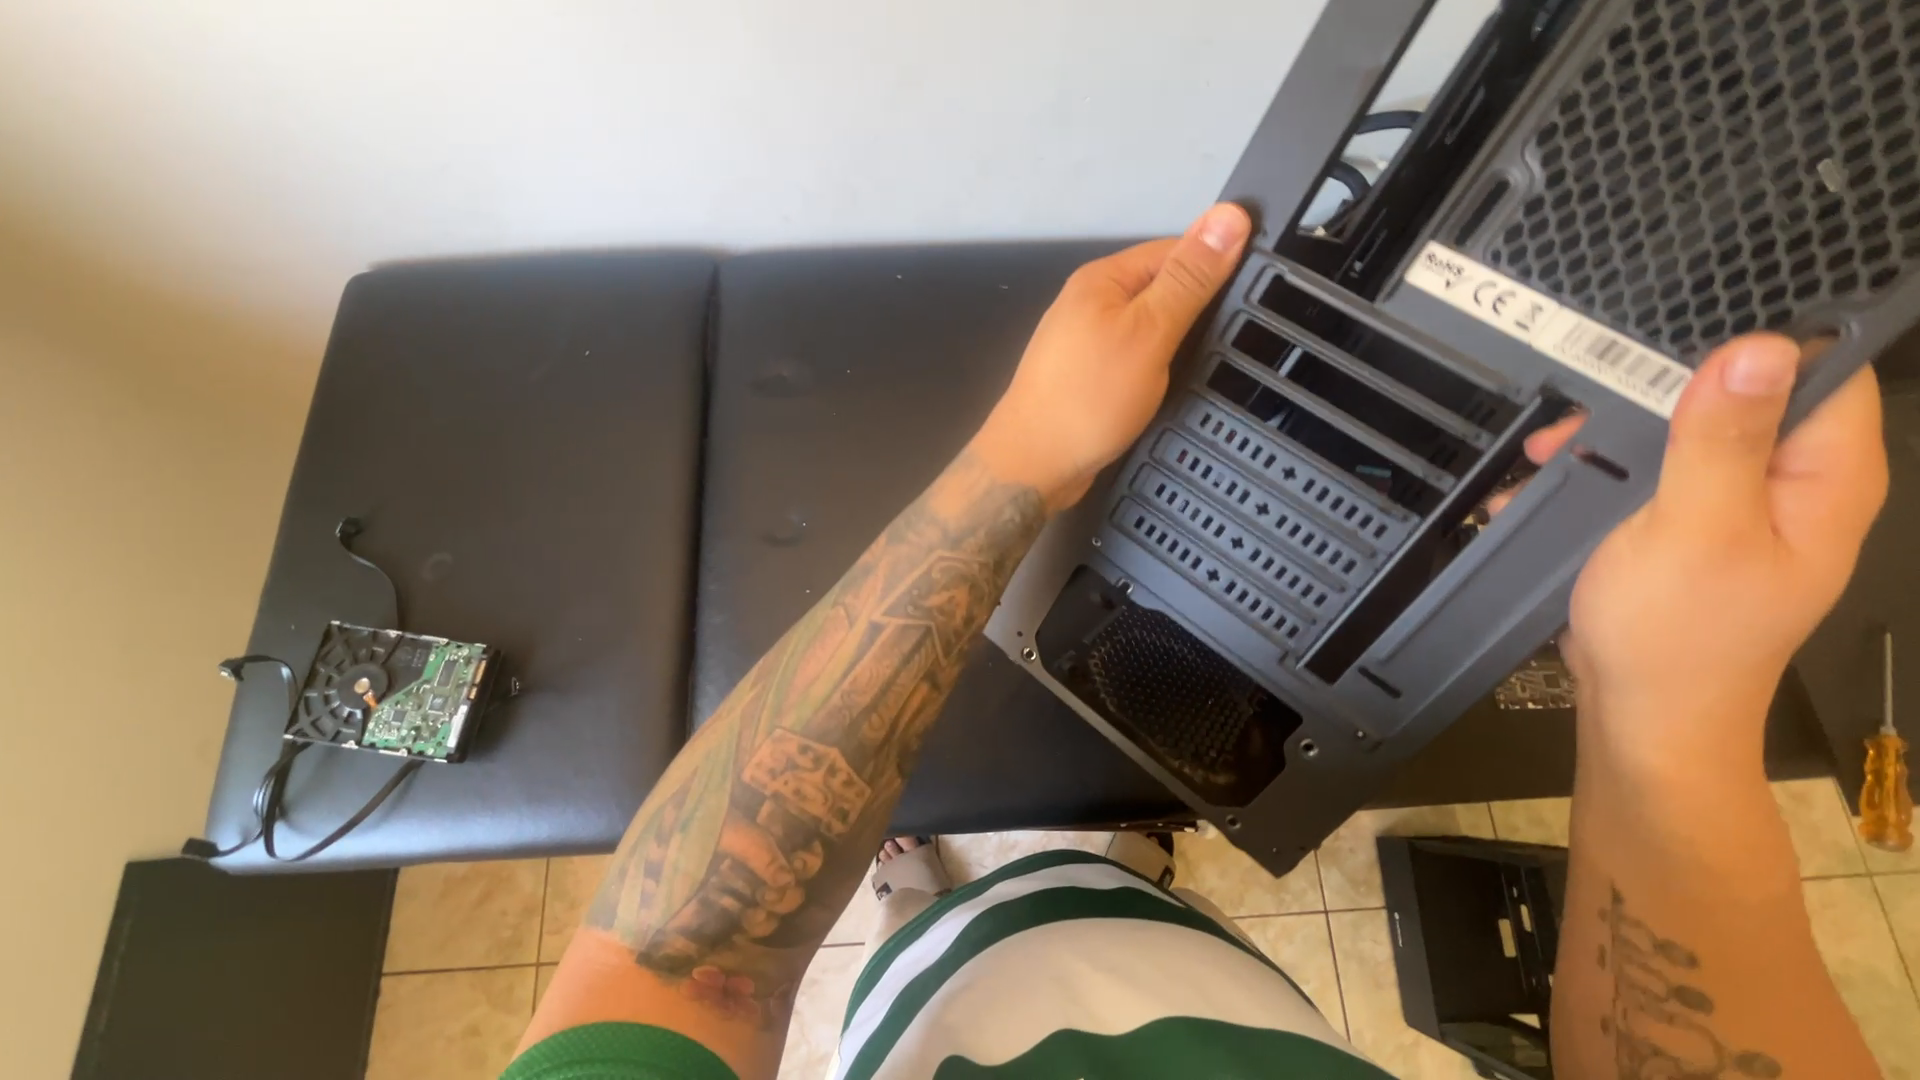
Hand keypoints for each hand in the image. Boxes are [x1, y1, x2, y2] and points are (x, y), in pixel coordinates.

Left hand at [970, 203, 1251, 509]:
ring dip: (1178, 344)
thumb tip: (1230, 214)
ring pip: (1148, 329)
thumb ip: (1189, 279)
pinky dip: (1156, 370)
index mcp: (1102, 279)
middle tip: (1238, 337)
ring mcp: (1084, 343)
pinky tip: (1173, 387)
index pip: (1174, 251)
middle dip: (1198, 309)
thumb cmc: (1089, 397)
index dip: (1215, 268)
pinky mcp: (1086, 378)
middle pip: (1160, 290)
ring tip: (1211, 364)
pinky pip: (1133, 360)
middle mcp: (1089, 304)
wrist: (1033, 466)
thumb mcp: (1150, 332)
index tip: (1255, 293)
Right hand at [1558, 334, 1885, 747]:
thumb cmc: (1675, 628)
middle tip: (1571, 427)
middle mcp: (1786, 487)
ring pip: (1674, 441)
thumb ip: (1720, 440)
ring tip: (1542, 461)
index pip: (1813, 374)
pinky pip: (1646, 482)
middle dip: (1642, 405)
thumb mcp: (1694, 527)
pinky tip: (1545, 494)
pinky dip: (1595, 480)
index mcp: (1820, 478)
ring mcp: (1730, 513)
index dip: (1742, 355)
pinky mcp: (1682, 534)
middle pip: (1728, 404)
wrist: (1641, 714)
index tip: (1652, 362)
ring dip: (1604, 444)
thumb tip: (1755, 349)